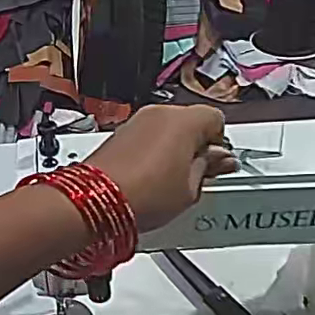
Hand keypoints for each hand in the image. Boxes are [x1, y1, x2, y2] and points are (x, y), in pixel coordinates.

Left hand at [85, 104, 237, 231]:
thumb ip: (208, 168)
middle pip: (191, 121)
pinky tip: (152, 179)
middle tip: (196, 176)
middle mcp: (159, 113)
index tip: (216, 164)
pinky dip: (153, 152)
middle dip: (197, 146)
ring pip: (167, 128)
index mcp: (185, 120)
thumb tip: (217, 160)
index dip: (220, 144)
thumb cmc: (140, 195)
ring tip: (171, 182)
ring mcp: (137, 121)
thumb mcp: (189, 190)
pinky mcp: (120, 133)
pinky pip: (147, 136)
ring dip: (174, 149)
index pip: (216, 120)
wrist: (94, 201)